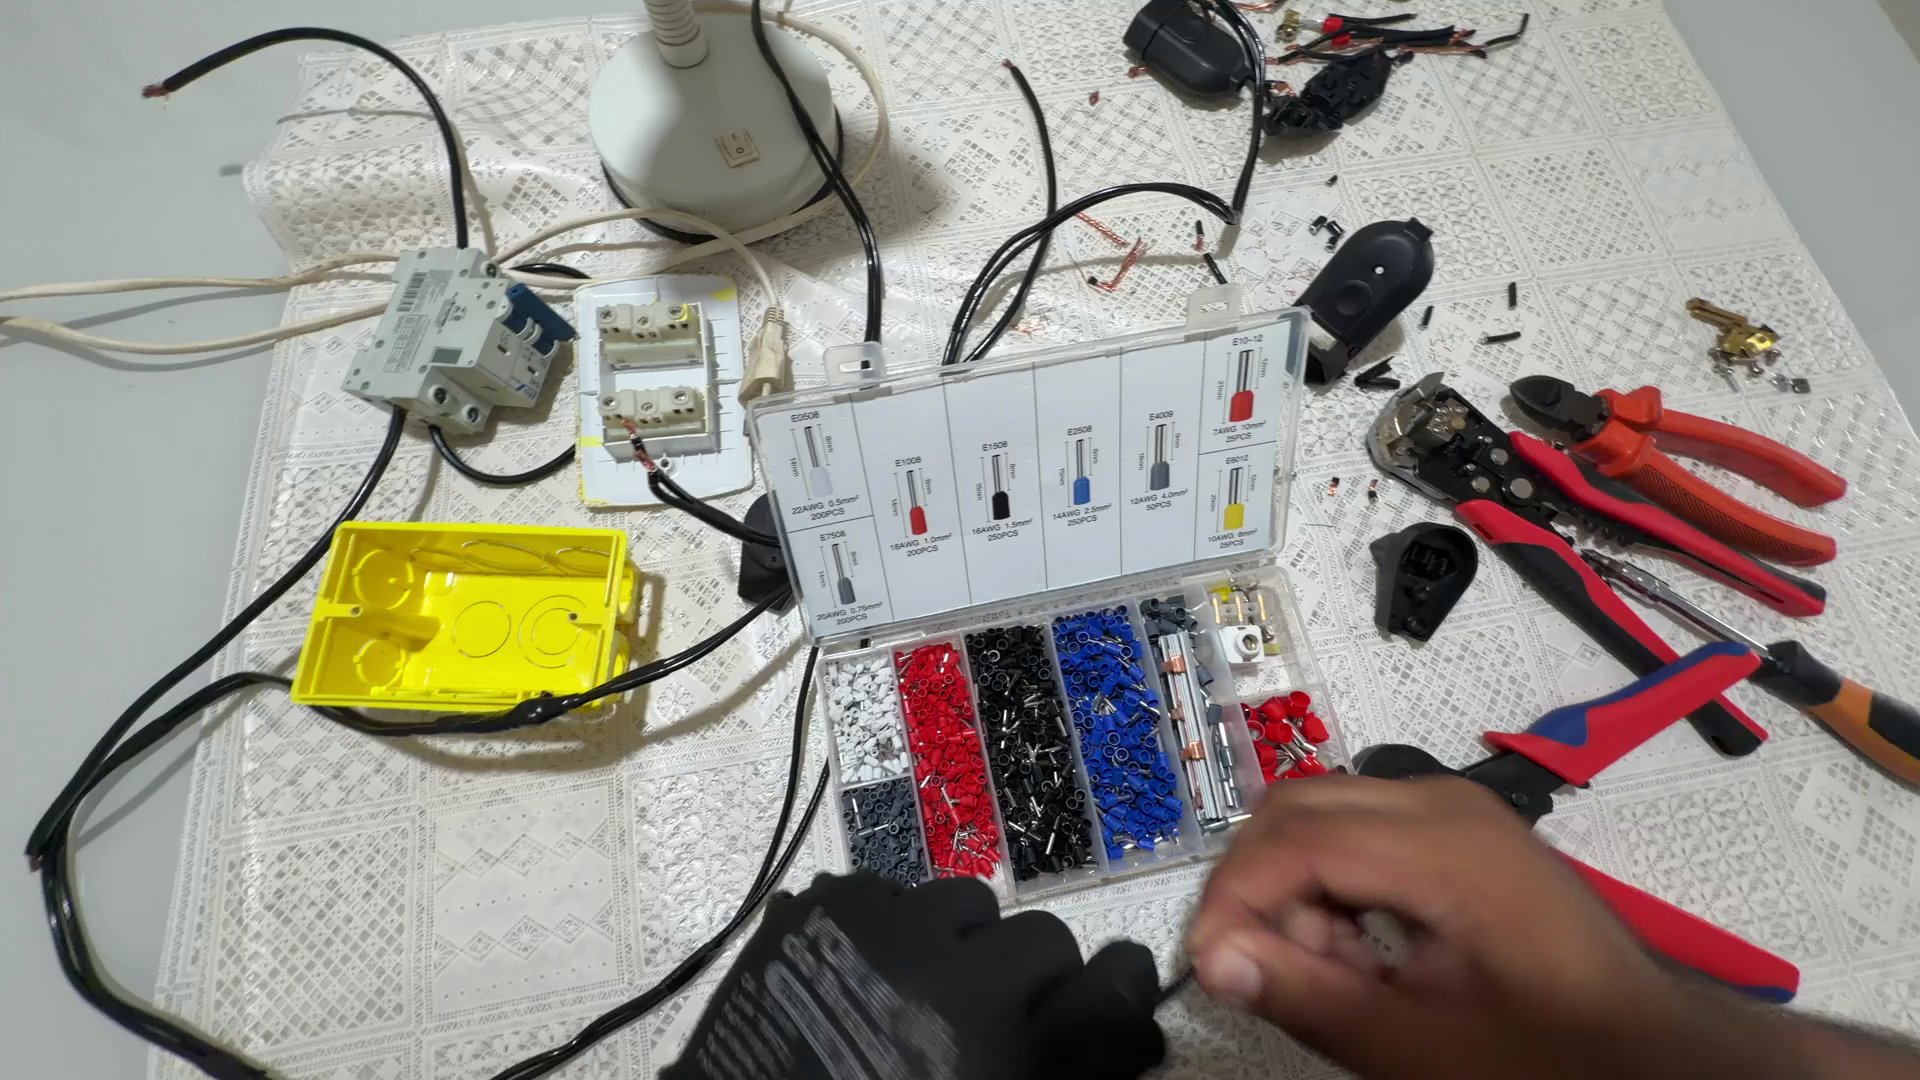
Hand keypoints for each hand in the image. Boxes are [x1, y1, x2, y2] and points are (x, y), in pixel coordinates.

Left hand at [663, 872, 1164, 1079]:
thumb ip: (1064, 1072)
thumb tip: (1129, 1036)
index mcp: (992, 1054)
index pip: (1103, 1000)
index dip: (1120, 989)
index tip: (1115, 987)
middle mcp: (944, 983)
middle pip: (1041, 939)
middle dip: (1031, 978)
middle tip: (994, 1016)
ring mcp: (875, 933)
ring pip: (964, 899)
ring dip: (960, 940)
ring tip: (925, 986)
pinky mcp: (819, 909)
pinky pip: (888, 893)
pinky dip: (890, 927)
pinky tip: (867, 970)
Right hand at [1184, 775, 1677, 1079]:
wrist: (1671, 1059)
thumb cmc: (1559, 1061)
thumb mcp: (1431, 1053)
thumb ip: (1312, 999)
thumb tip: (1211, 958)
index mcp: (1445, 844)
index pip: (1297, 839)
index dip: (1235, 895)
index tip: (1207, 961)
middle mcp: (1435, 799)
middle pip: (1294, 810)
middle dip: (1258, 886)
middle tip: (1264, 965)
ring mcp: (1441, 803)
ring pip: (1312, 816)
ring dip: (1292, 888)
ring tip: (1330, 968)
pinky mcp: (1442, 820)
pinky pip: (1346, 829)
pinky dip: (1325, 884)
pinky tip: (1358, 946)